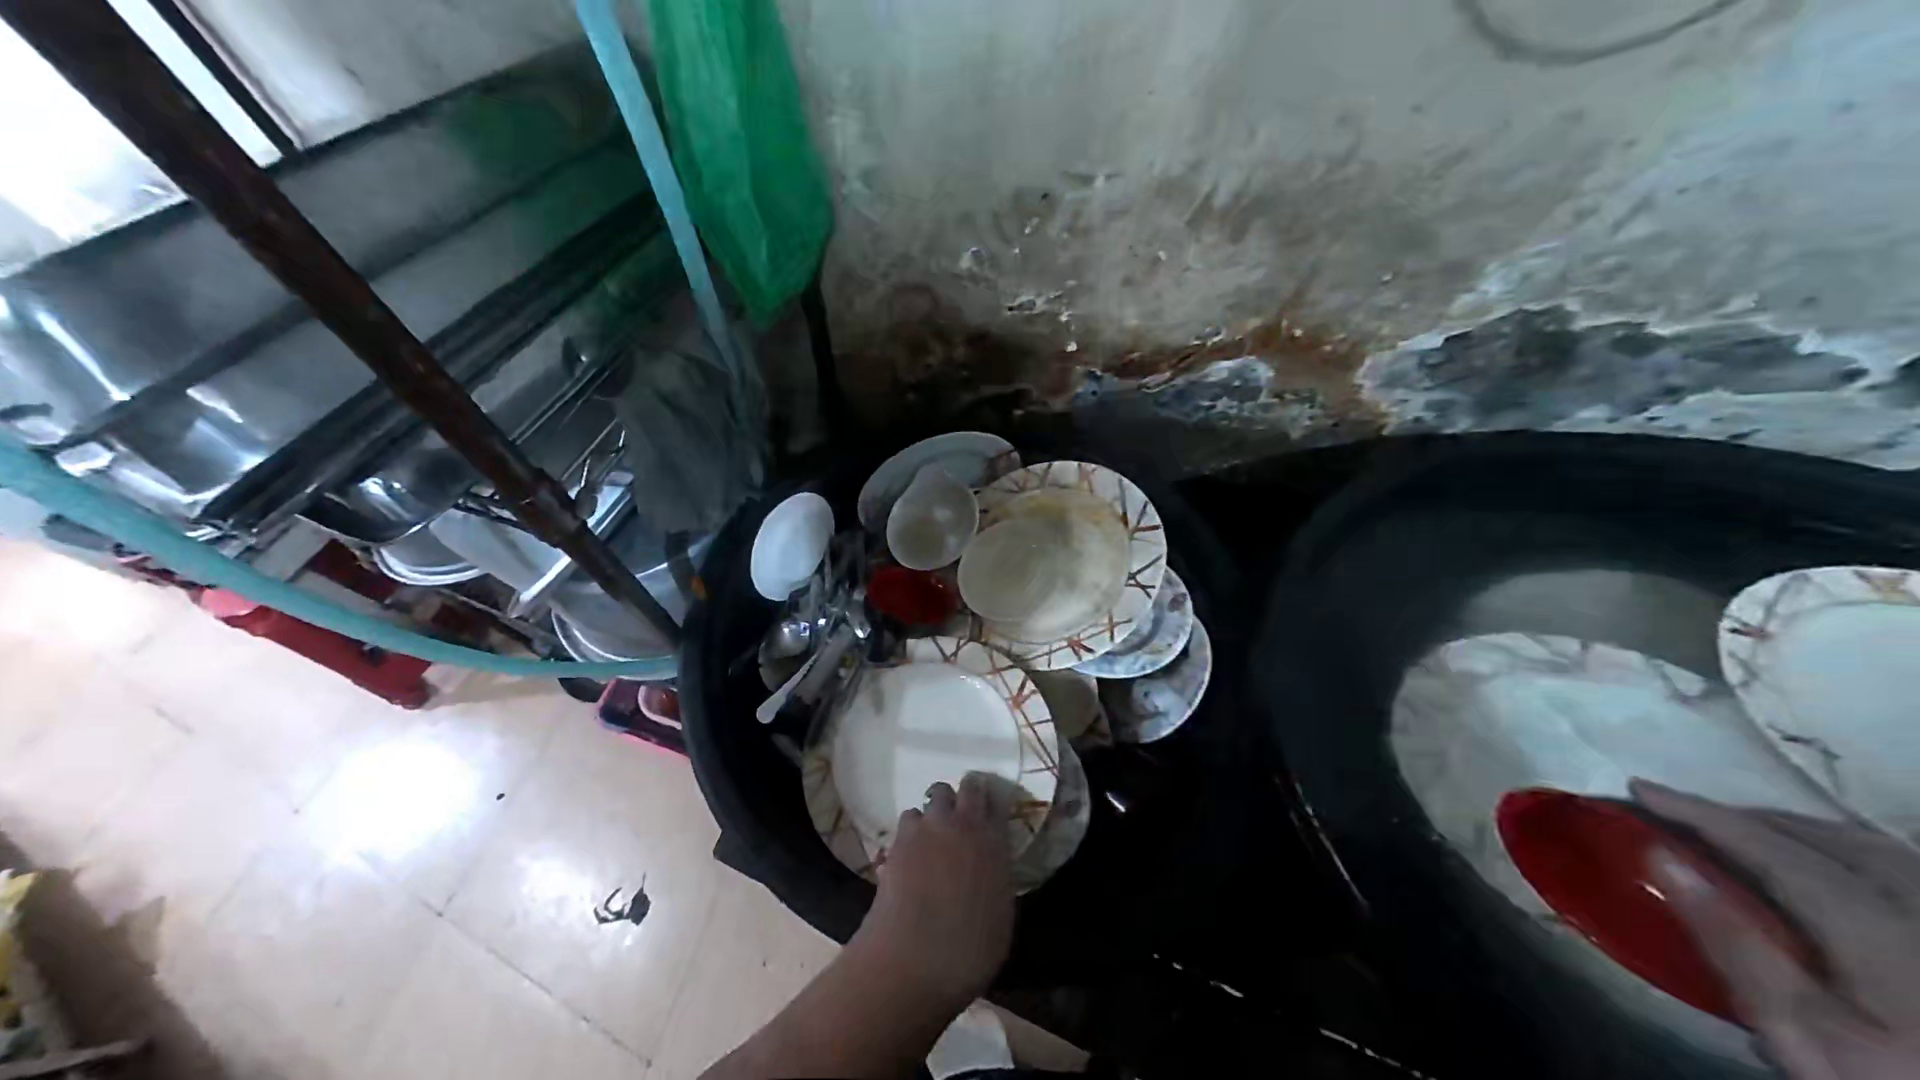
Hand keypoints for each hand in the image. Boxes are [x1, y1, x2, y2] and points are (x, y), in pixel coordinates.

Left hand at [852, 772, 1014, 1004]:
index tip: (994, 813)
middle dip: (968, 794)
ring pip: (934, 797)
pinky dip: (913, 830)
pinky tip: (912, 853)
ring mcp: (927, 829)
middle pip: (967, 786)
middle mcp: (962, 825)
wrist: (912, 959)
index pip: (999, 802)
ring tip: (935, 837)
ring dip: (937, 811)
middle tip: (965, 816)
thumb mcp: (1002, 917)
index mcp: (994, 842)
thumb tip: (991, 869)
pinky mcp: (899, 840)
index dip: (995, 803)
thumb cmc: (969, 952)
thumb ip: (998, 880)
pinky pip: (909, 819)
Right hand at [1633, 779, 1919, 1079]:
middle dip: (1748, 817)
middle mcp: (1918, 907)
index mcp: (1869, 924)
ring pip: (1872, 850)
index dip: (1700, 813)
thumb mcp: (1796, 1025)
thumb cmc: (1875, 1073)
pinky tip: (1823, 866)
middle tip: (1684, 813)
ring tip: (1743, 830)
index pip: (1769, 847)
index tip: (1639, 787)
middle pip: (1827, 840)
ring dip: (1797, 830)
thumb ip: (1732, 941)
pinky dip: (1843, 853)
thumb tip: (1658, 854)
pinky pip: (1898, 872)